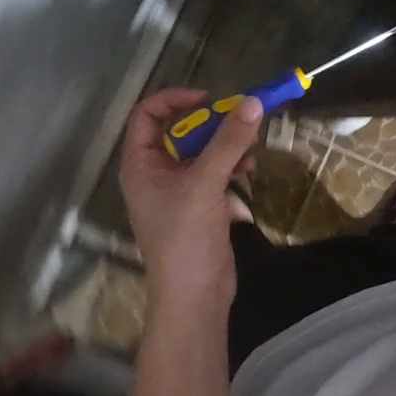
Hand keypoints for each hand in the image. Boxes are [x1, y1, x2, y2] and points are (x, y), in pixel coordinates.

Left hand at [119, 89, 262, 314]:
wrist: (194, 296)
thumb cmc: (185, 237)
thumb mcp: (206, 184)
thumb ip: (229, 142)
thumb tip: (254, 103)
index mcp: (140, 164)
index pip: (147, 114)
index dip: (175, 100)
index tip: (209, 99)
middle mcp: (155, 174)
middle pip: (183, 133)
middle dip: (214, 127)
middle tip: (244, 123)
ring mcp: (178, 192)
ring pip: (204, 155)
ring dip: (228, 151)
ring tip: (251, 155)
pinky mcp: (200, 208)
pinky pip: (216, 178)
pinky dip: (232, 176)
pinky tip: (246, 185)